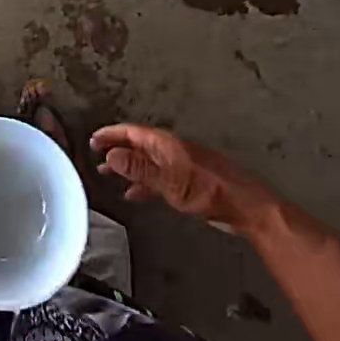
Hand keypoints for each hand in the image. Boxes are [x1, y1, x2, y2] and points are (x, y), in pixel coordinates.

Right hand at [90, 124, 278, 233]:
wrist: (246, 207)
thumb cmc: (212, 192)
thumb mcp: (170, 182)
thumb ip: (140, 169)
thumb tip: (113, 154)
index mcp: (166, 144)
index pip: (131, 132)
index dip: (111, 135)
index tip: (94, 139)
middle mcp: (172, 150)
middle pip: (137, 144)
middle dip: (116, 148)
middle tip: (97, 153)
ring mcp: (180, 165)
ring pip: (146, 161)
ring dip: (127, 166)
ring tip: (109, 173)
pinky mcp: (187, 181)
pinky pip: (157, 177)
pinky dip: (142, 183)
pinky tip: (135, 193)